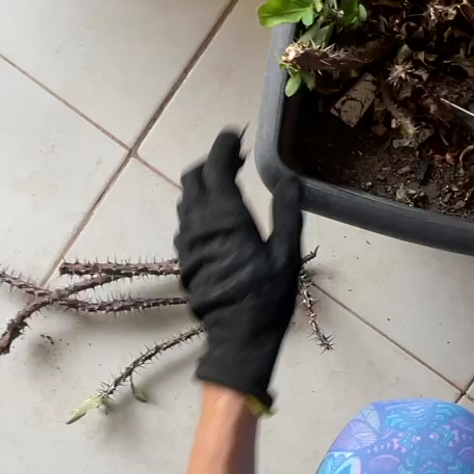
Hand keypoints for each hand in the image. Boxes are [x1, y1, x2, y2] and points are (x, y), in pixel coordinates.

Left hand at [176, 131, 304, 407]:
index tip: (235, 135)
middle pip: (193, 178)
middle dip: (211, 162)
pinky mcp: (185, 257)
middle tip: (235, 161)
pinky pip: (187, 220)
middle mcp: (200, 224)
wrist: (238, 338)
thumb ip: (287, 213)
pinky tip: (219, 218)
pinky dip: (200, 206)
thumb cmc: (267, 297)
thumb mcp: (287, 255)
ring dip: (204, 185)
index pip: (215, 168)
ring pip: (186, 199)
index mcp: (226, 218)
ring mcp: (188, 241)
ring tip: (229, 186)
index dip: (223, 146)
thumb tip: (288, 178)